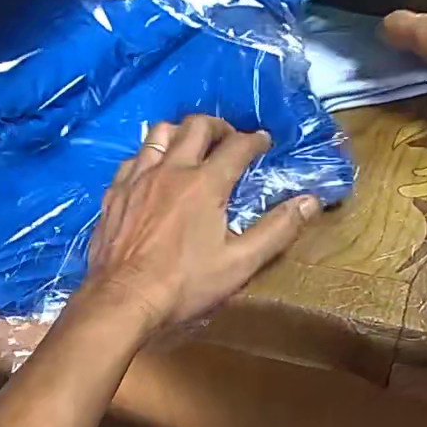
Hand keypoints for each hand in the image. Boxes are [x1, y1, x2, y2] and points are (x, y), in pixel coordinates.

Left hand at [74, 116, 319, 332]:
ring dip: (182, 133)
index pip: (236, 147)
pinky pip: (134, 158)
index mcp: (205, 184)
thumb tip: (310, 202)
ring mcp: (137, 178)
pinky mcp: (115, 193)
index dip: (254, 140)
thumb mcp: (241, 262)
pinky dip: (152, 154)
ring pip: (160, 134)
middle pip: (196, 127)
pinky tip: (155, 170)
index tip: (264, 142)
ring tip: (193, 146)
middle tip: (230, 139)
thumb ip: (277, 229)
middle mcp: (171, 170)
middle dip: (219, 126)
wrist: (124, 299)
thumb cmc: (186, 283)